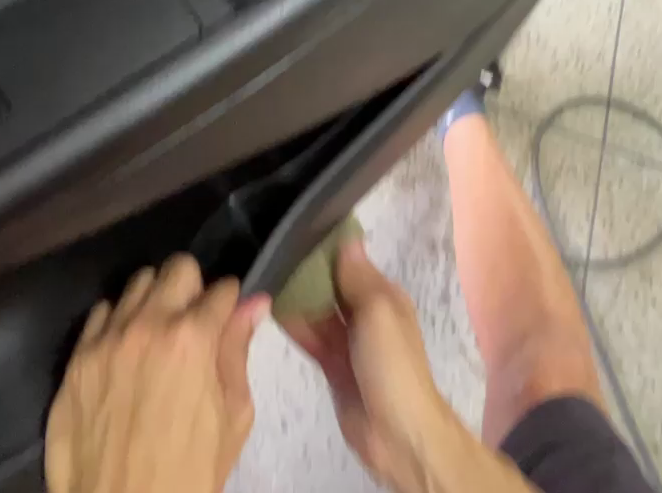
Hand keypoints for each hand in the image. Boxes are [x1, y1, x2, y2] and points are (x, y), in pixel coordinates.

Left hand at [45, 253, 269, 492]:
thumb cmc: (191, 472)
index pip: (223, 288)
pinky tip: (126, 352)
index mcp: (193, 337)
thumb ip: (238, 351)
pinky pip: (101, 313)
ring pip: (137, 283)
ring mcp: (107, 340)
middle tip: (194, 320)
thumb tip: (255, 303)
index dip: (230, 303)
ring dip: (155, 300)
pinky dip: (118, 322)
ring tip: (157, 334)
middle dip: (193, 287)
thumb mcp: (233, 416)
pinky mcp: (76, 360)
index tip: (228, 317)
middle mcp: (148, 324)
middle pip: (178, 268)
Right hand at [279, 240, 476, 492]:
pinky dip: (294, 323)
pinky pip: (310, 337)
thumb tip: (347, 236)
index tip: (295, 228)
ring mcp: (348, 340)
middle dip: (307, 271)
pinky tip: (269, 308)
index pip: (350, 261)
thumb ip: (357, 276)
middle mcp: (365, 313)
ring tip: (264, 274)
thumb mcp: (377, 311)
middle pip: (331, 285)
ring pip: (318, 310)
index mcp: (383, 295)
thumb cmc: (392, 364)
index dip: (326, 246)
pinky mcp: (333, 365)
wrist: (397, 434)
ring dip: (297, 297)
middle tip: (269, 250)